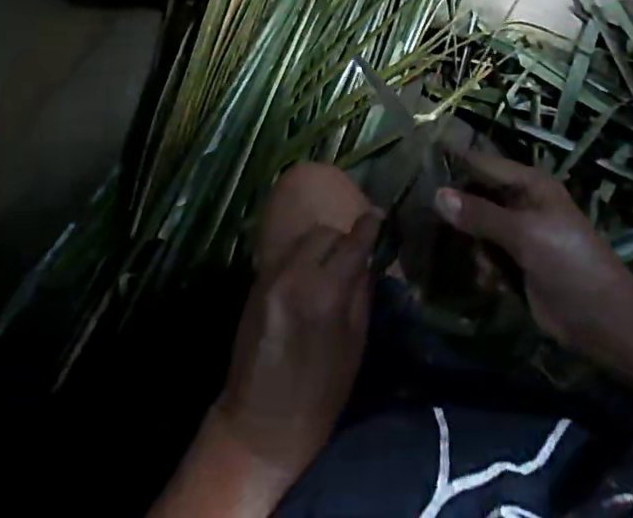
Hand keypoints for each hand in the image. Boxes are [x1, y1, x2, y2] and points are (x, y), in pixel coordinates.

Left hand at [215, 209, 380, 480]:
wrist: (263, 417)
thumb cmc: (321, 392)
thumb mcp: (354, 345)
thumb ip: (359, 295)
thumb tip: (366, 262)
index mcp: (325, 294)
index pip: (351, 244)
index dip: (367, 227)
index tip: (378, 215)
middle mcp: (294, 275)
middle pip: (324, 234)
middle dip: (342, 240)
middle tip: (353, 257)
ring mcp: (270, 276)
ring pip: (301, 239)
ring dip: (319, 246)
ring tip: (329, 267)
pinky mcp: (255, 282)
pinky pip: (283, 254)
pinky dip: (300, 257)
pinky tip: (307, 276)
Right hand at [432, 143, 632, 344]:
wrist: (605, 323)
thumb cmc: (571, 265)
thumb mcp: (525, 235)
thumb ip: (480, 214)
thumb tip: (436, 194)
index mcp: (528, 184)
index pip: (479, 162)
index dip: (450, 161)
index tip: (413, 161)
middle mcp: (519, 201)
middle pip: (472, 192)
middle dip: (449, 204)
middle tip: (415, 211)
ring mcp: (514, 232)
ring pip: (472, 223)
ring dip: (462, 239)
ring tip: (449, 251)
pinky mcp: (511, 259)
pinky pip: (480, 251)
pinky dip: (475, 262)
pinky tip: (477, 275)